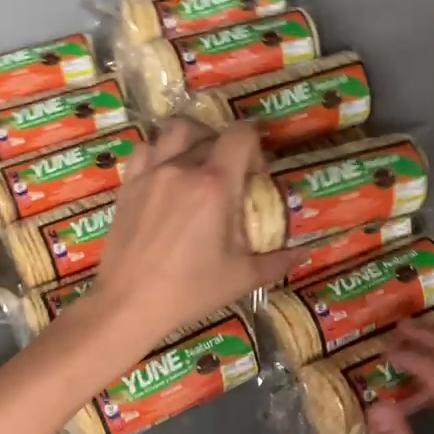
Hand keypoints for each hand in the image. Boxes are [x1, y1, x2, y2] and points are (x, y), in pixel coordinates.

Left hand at [86, 119, 300, 347]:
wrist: (128, 303)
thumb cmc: (189, 291)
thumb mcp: (241, 278)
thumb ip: (277, 260)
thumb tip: (304, 254)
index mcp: (215, 185)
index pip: (241, 135)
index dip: (255, 147)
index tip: (255, 176)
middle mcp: (182, 169)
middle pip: (212, 134)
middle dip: (228, 150)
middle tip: (231, 181)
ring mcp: (151, 173)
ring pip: (175, 131)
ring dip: (194, 139)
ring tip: (199, 165)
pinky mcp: (129, 185)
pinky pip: (145, 149)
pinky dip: (159, 152)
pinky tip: (166, 174)